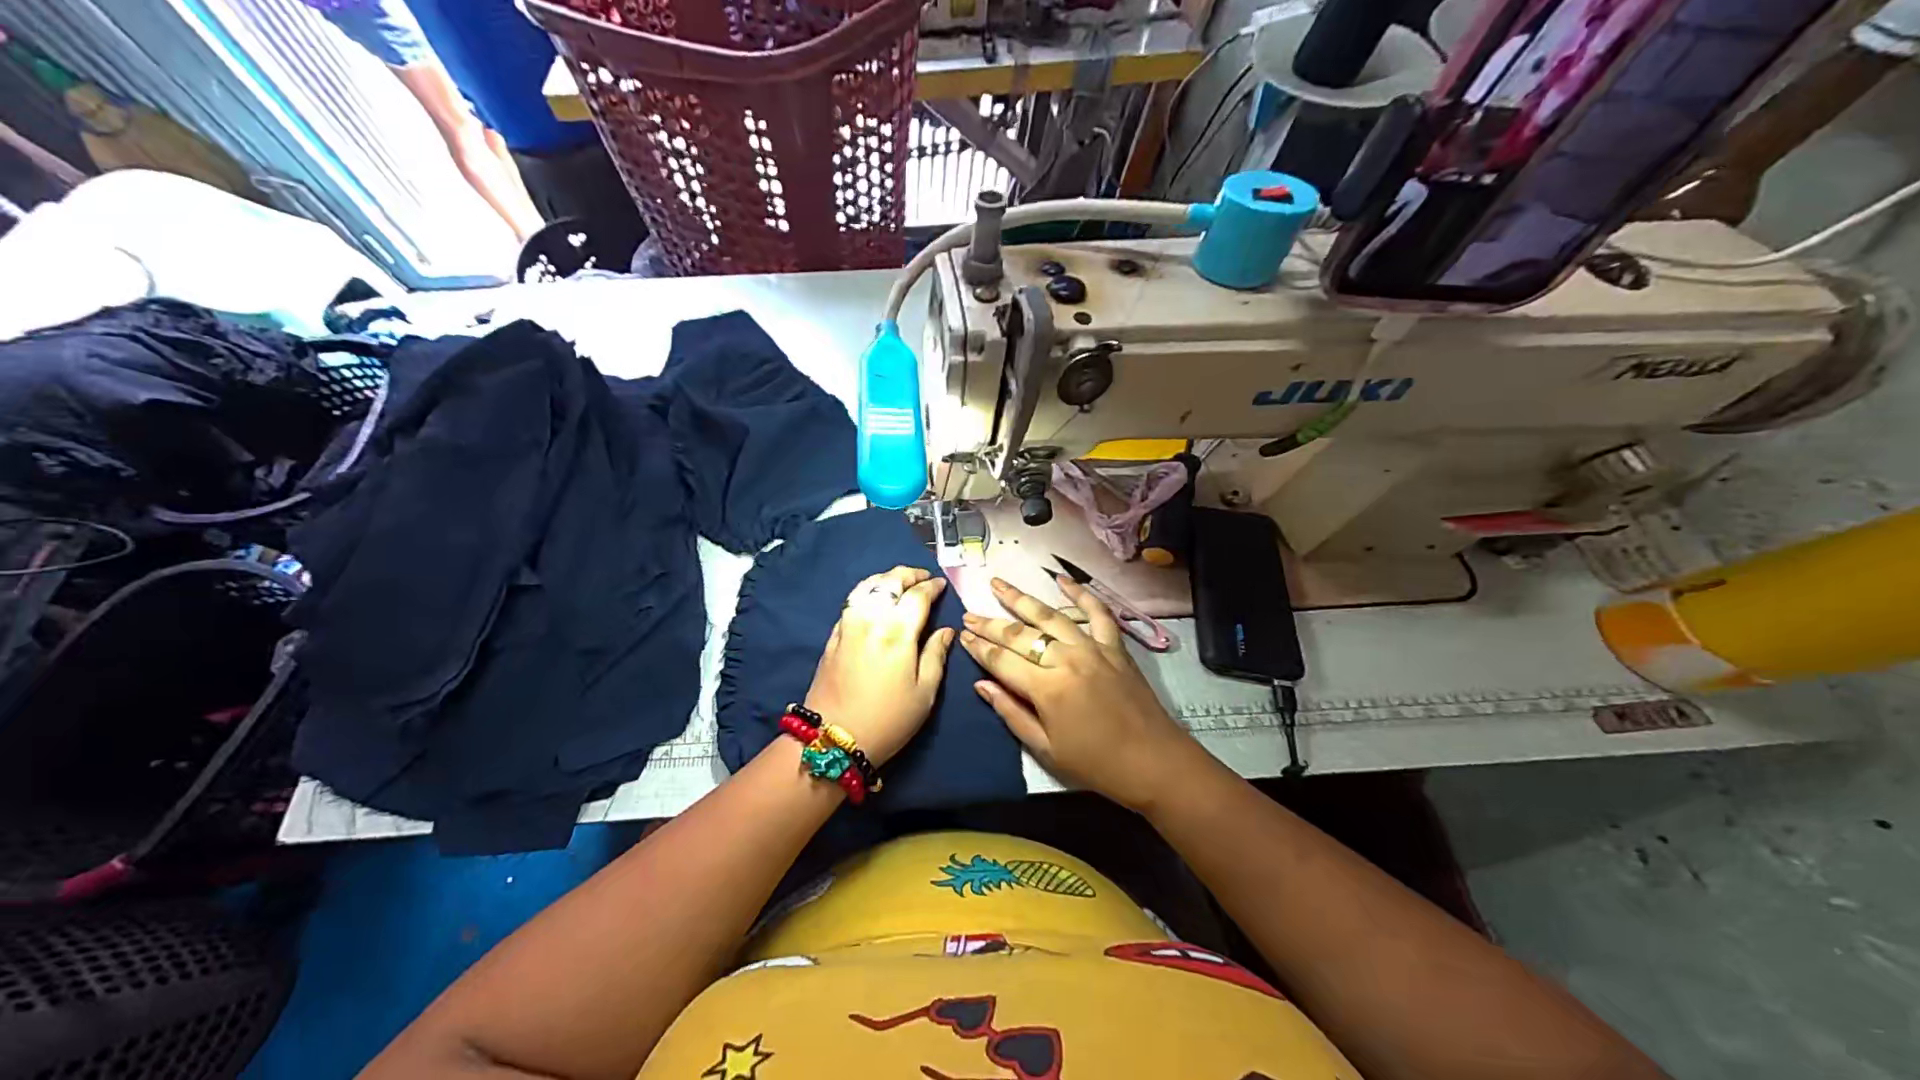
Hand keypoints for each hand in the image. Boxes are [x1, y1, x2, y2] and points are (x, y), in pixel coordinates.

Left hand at [804, 566, 954, 766]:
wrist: (834, 737)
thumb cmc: (888, 719)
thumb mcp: (924, 693)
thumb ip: (936, 655)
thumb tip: (946, 631)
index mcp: (898, 631)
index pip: (918, 595)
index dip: (932, 586)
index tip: (941, 585)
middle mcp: (871, 618)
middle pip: (889, 581)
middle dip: (908, 575)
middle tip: (922, 578)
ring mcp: (848, 624)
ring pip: (867, 586)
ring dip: (885, 579)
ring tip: (898, 584)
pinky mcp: (833, 635)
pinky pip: (852, 601)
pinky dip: (867, 592)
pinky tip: (875, 600)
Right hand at [959, 576, 1211, 813]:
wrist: (1153, 761)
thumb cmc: (1095, 763)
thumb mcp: (1045, 748)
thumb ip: (1011, 712)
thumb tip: (981, 685)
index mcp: (1046, 688)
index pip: (1002, 660)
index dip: (979, 648)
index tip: (961, 636)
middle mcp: (1066, 659)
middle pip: (1020, 634)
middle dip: (991, 623)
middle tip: (969, 614)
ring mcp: (1093, 648)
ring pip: (1050, 616)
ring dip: (1021, 599)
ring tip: (999, 584)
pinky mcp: (1114, 646)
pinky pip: (1097, 613)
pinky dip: (1080, 593)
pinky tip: (1062, 579)